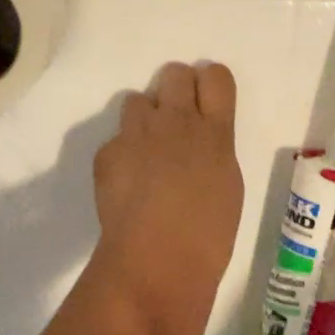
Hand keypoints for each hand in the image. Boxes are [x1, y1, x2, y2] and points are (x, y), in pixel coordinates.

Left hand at [91, 62, 244, 311]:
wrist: (156, 261)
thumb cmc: (206, 238)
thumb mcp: (226, 188)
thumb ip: (214, 154)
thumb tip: (199, 148)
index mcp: (216, 134)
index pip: (216, 77)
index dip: (209, 87)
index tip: (206, 107)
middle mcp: (177, 122)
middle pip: (174, 74)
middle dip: (174, 92)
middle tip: (174, 126)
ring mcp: (138, 134)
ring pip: (137, 100)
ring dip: (144, 120)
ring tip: (146, 155)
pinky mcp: (108, 152)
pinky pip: (115, 139)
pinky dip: (121, 155)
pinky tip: (126, 186)